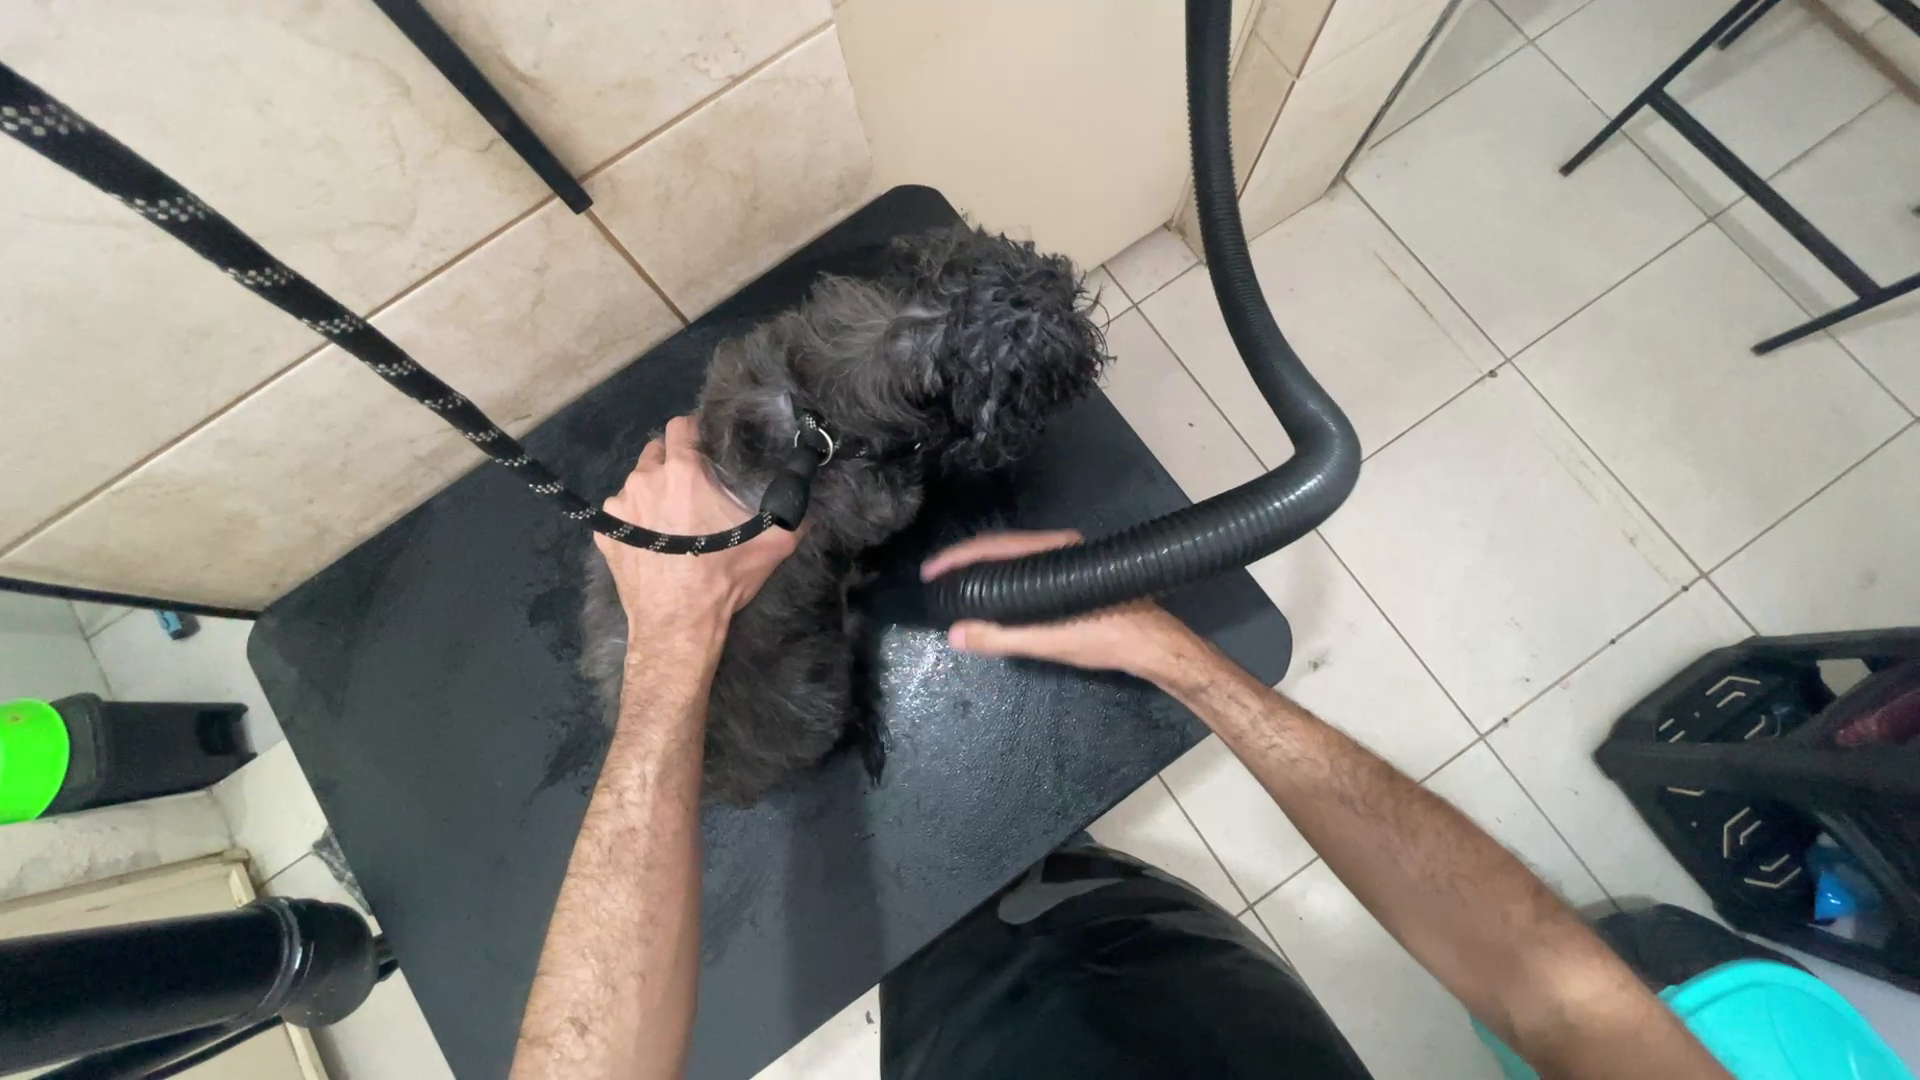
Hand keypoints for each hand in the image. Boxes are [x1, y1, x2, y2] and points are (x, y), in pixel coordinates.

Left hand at [595, 416, 799, 652]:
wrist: (679, 624)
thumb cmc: (724, 577)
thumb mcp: (772, 544)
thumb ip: (794, 515)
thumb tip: (810, 500)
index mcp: (684, 472)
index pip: (681, 426)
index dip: (696, 431)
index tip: (708, 446)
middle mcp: (646, 479)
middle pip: (657, 451)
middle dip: (675, 461)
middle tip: (694, 487)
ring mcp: (620, 506)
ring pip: (637, 481)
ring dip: (654, 490)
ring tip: (672, 518)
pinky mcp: (605, 532)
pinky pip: (621, 512)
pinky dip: (635, 519)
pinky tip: (652, 540)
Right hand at [921, 531, 1207, 684]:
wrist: (1155, 645)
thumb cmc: (1107, 638)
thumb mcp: (1052, 642)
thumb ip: (1003, 637)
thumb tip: (957, 634)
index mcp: (1055, 551)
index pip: (995, 545)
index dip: (958, 557)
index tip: (931, 571)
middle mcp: (1061, 547)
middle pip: (1002, 546)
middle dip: (967, 560)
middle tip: (939, 579)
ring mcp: (1069, 558)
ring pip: (1015, 556)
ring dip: (985, 568)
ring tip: (959, 585)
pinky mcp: (1074, 573)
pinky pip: (1028, 568)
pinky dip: (1004, 577)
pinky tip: (995, 593)